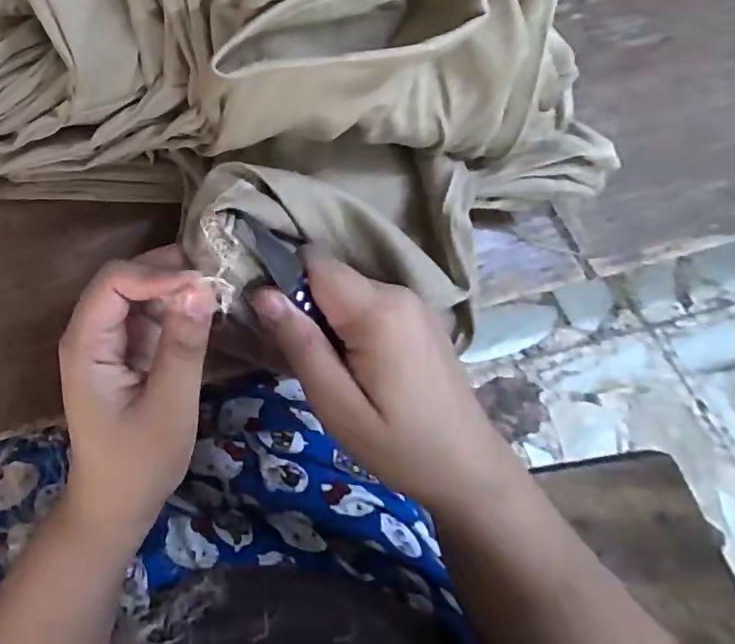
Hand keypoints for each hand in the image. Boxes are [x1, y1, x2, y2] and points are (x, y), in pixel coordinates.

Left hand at [58, 246, 213, 541]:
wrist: (116, 504)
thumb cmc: (138, 463)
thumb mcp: (169, 407)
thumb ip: (183, 346)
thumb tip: (202, 287)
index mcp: (85, 343)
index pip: (113, 282)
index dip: (155, 274)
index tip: (201, 283)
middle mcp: (89, 330)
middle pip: (124, 278)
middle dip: (168, 271)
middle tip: (217, 275)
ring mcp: (106, 337)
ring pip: (138, 289)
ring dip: (174, 285)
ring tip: (217, 288)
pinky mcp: (124, 346)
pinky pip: (148, 311)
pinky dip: (176, 305)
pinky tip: (205, 309)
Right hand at [250, 252, 511, 508]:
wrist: (472, 472)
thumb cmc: (400, 446)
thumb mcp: (337, 406)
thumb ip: (300, 344)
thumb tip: (262, 292)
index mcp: (377, 310)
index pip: (312, 261)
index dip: (286, 284)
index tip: (281, 328)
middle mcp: (396, 292)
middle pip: (328, 274)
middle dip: (306, 305)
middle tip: (309, 360)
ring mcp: (411, 301)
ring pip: (344, 287)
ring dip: (327, 316)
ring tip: (336, 369)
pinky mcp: (417, 314)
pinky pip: (366, 299)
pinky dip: (350, 322)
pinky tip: (360, 366)